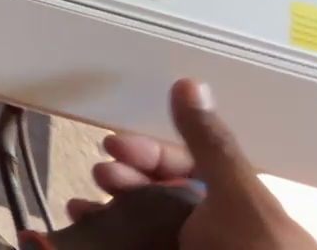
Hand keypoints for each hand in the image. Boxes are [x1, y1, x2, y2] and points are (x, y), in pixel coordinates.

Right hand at [67, 79, 316, 249]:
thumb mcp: (243, 203)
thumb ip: (211, 146)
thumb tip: (190, 83)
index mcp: (234, 209)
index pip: (182, 166)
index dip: (147, 152)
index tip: (116, 146)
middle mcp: (205, 229)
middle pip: (150, 189)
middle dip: (118, 175)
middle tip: (104, 177)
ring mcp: (175, 246)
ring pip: (127, 216)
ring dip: (97, 204)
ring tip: (80, 208)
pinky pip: (110, 239)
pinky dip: (87, 229)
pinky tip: (73, 222)